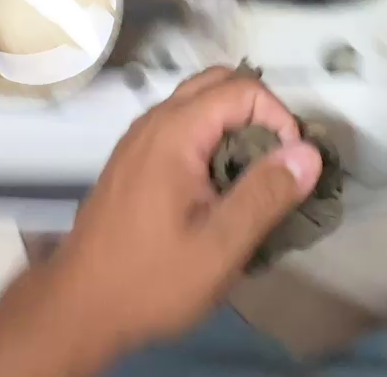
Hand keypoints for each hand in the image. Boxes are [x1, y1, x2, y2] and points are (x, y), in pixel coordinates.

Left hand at [47, 67, 323, 353]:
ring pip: (197, 100)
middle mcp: (155, 119)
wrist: (79, 304)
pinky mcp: (134, 156)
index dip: (278, 117)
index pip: (242, 89)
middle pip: (217, 82)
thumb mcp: (219, 246)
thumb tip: (307, 152)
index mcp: (176, 129)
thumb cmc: (151, 277)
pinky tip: (219, 183)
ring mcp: (140, 136)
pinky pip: (180, 123)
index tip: (291, 165)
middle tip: (279, 159)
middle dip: (258, 110)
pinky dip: (210, 134)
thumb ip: (265, 194)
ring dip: (234, 121)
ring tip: (255, 172)